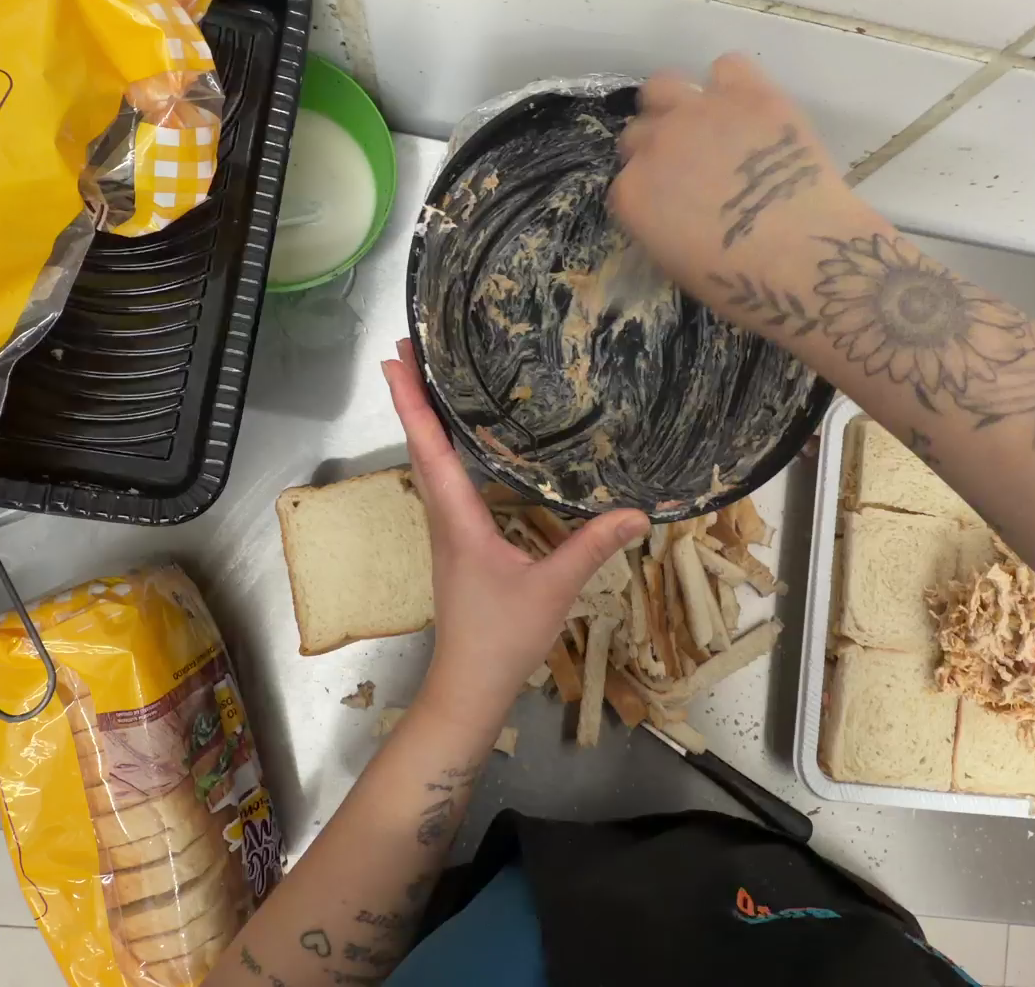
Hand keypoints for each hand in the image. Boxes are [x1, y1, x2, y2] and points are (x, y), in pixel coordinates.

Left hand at [381, 342, 648, 725]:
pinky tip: (458, 447)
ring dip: (423, 422)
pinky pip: (443, 485)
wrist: (469, 683)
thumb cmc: (502, 636)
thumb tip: (638, 512)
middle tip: (406, 351)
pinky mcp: (456, 545)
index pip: (431, 450)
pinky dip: (440, 452)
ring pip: (427, 466)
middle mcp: (444, 518)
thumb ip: (592, 547)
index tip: (395, 360)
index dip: (413, 403)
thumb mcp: (553, 589)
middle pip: (421, 448)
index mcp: (459, 520)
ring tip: (427, 384)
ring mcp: (446, 532)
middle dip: (412, 399)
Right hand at [610, 54, 866, 318]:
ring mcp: (698, 113)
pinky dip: (729, 85)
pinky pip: (725, 68)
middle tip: (684, 169)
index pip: (623, 182)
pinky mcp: (748, 93)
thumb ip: (658, 224)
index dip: (644, 192)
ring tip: (700, 125)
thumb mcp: (676, 263)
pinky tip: (744, 110)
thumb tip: (668, 209)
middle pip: (637, 134)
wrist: (799, 257)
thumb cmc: (736, 280)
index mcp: (632, 195)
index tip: (665, 204)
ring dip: (671, 105)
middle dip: (653, 150)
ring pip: (662, 86)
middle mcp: (655, 145)